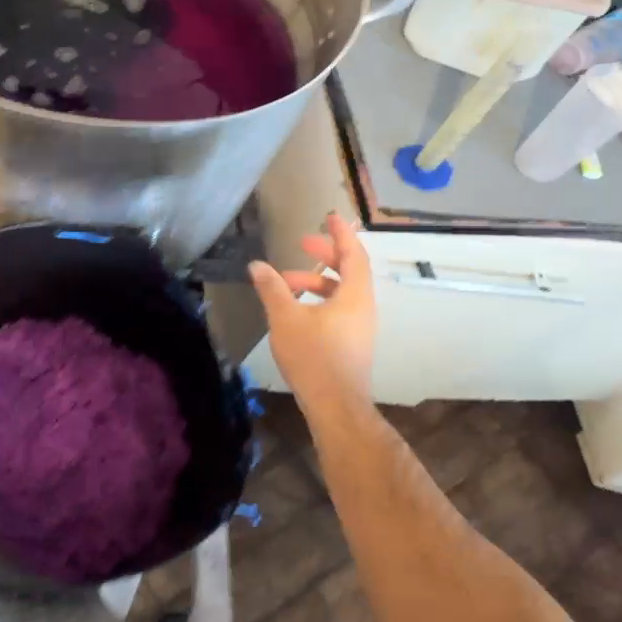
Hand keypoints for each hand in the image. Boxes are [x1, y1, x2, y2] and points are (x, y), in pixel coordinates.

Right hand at [248, 214, 376, 409]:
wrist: (335, 405)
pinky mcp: (351, 343)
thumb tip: (257, 266)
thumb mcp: (285, 318)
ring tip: (286, 282)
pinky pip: (339, 309)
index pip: (354, 254)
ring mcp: (360, 328)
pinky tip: (294, 310)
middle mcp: (364, 308)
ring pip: (342, 293)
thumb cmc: (313, 356)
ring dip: (317, 282)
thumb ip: (272, 288)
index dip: (342, 234)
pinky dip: (319, 300)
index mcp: (356, 296)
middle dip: (326, 256)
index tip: (331, 217)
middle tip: (302, 245)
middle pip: (350, 272)